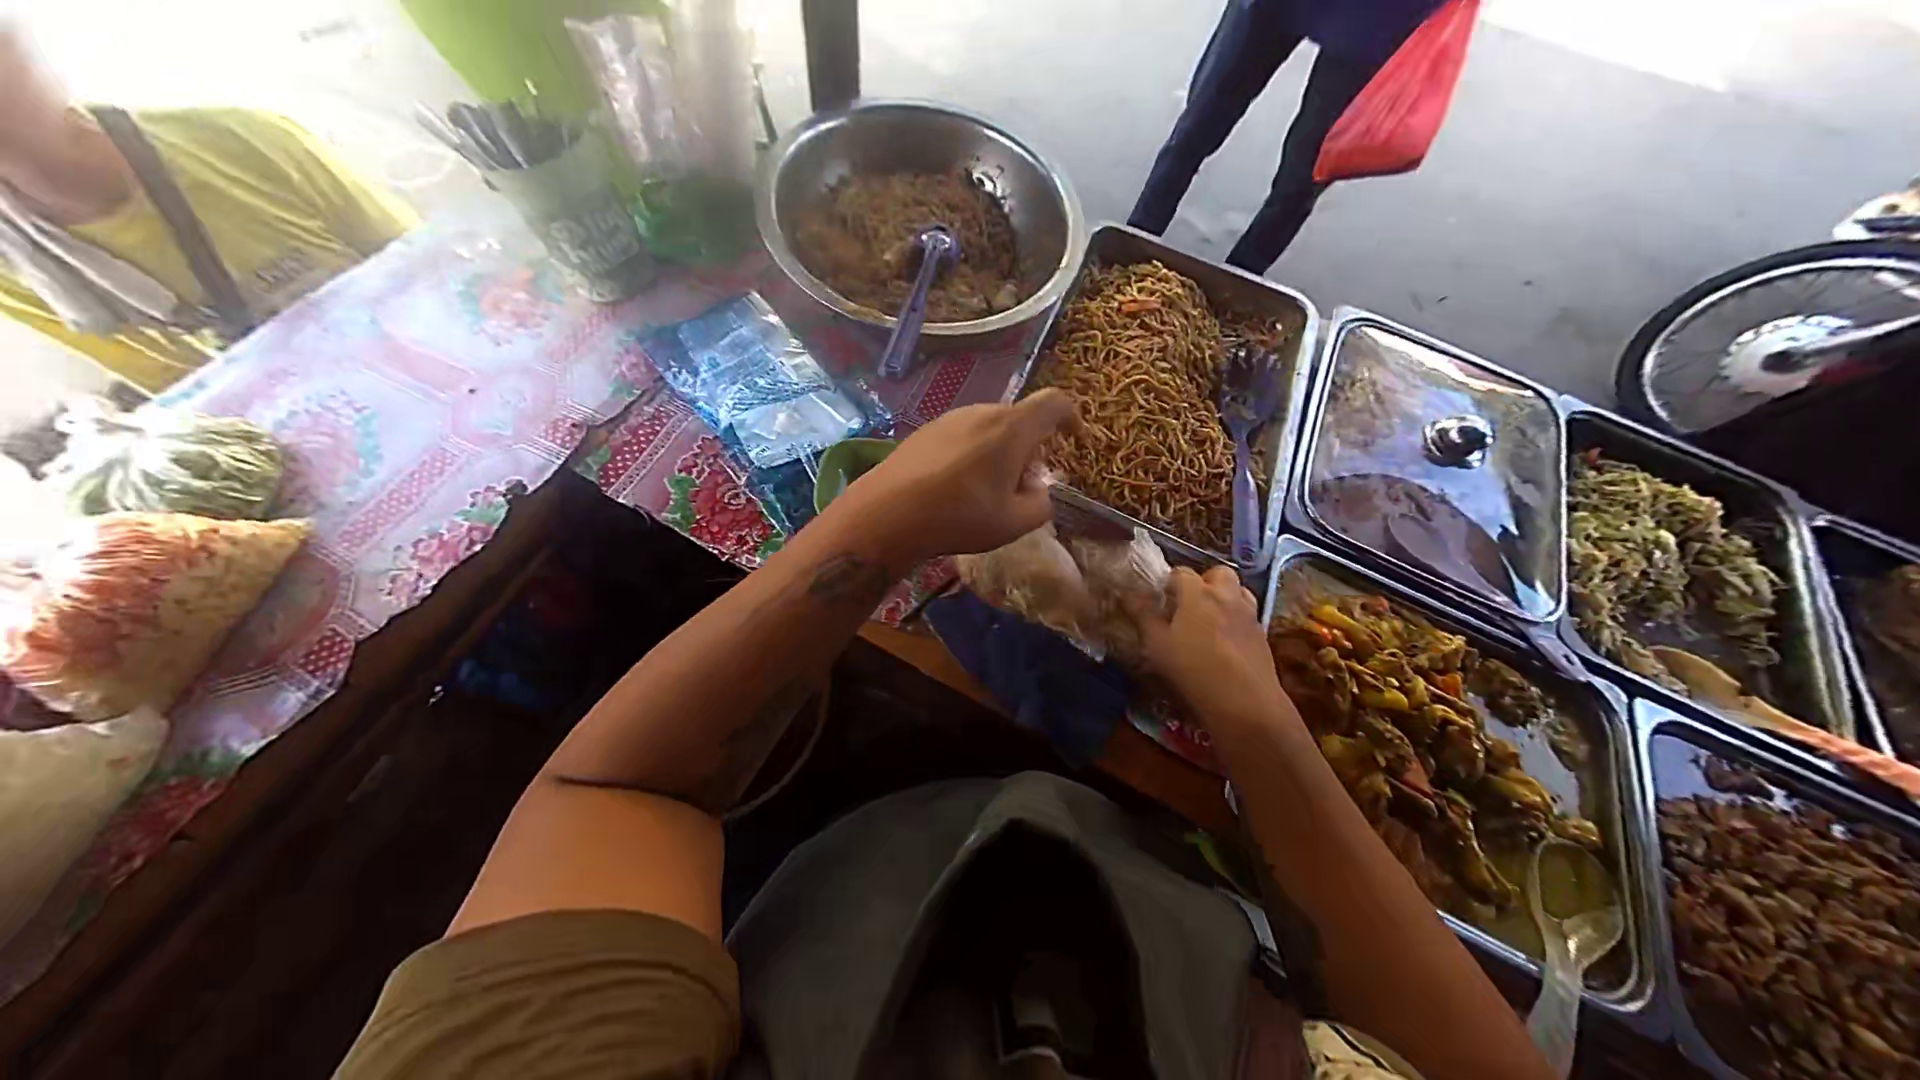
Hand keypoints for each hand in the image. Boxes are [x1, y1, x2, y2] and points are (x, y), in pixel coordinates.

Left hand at [830, 390, 1077, 561]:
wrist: (887, 513)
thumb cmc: (958, 516)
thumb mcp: (1014, 523)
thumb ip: (1041, 504)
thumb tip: (1038, 490)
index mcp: (1011, 427)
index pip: (1055, 403)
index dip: (1072, 417)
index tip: (1075, 439)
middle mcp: (982, 411)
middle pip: (1020, 420)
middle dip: (1031, 449)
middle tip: (1022, 488)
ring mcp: (950, 418)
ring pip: (991, 428)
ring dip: (1001, 453)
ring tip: (988, 493)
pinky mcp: (926, 430)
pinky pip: (965, 435)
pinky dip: (975, 454)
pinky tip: (957, 488)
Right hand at [1134, 566, 1294, 733]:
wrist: (1245, 702)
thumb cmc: (1193, 670)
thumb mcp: (1156, 645)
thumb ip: (1142, 616)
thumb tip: (1127, 595)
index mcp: (1198, 593)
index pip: (1180, 572)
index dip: (1167, 582)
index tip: (1159, 600)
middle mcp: (1227, 596)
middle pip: (1218, 573)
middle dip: (1203, 582)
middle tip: (1188, 604)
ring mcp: (1249, 614)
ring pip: (1238, 591)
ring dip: (1224, 597)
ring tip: (1208, 619)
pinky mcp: (1263, 634)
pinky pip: (1247, 614)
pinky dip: (1235, 619)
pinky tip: (1224, 642)